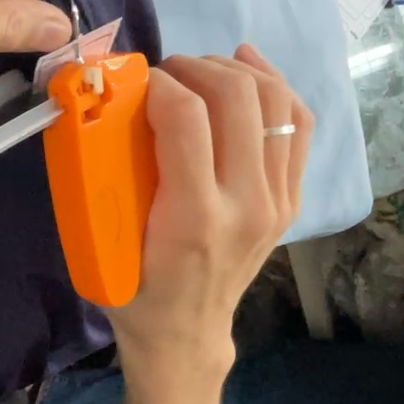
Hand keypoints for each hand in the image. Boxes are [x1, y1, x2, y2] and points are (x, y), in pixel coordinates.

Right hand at [105, 47, 312, 403]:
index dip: (159, 83)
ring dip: (235, 71)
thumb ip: (108, 183)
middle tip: (164, 72)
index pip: (186, 118)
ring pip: (276, 103)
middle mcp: (245, 203)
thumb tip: (106, 117)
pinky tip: (248, 70)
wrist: (183, 335)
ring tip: (201, 68)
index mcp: (192, 217)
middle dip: (196, 68)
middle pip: (238, 99)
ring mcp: (276, 201)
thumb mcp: (106, 244)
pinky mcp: (290, 200)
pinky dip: (275, 87)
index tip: (135, 81)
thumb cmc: (132, 292)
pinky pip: (297, 124)